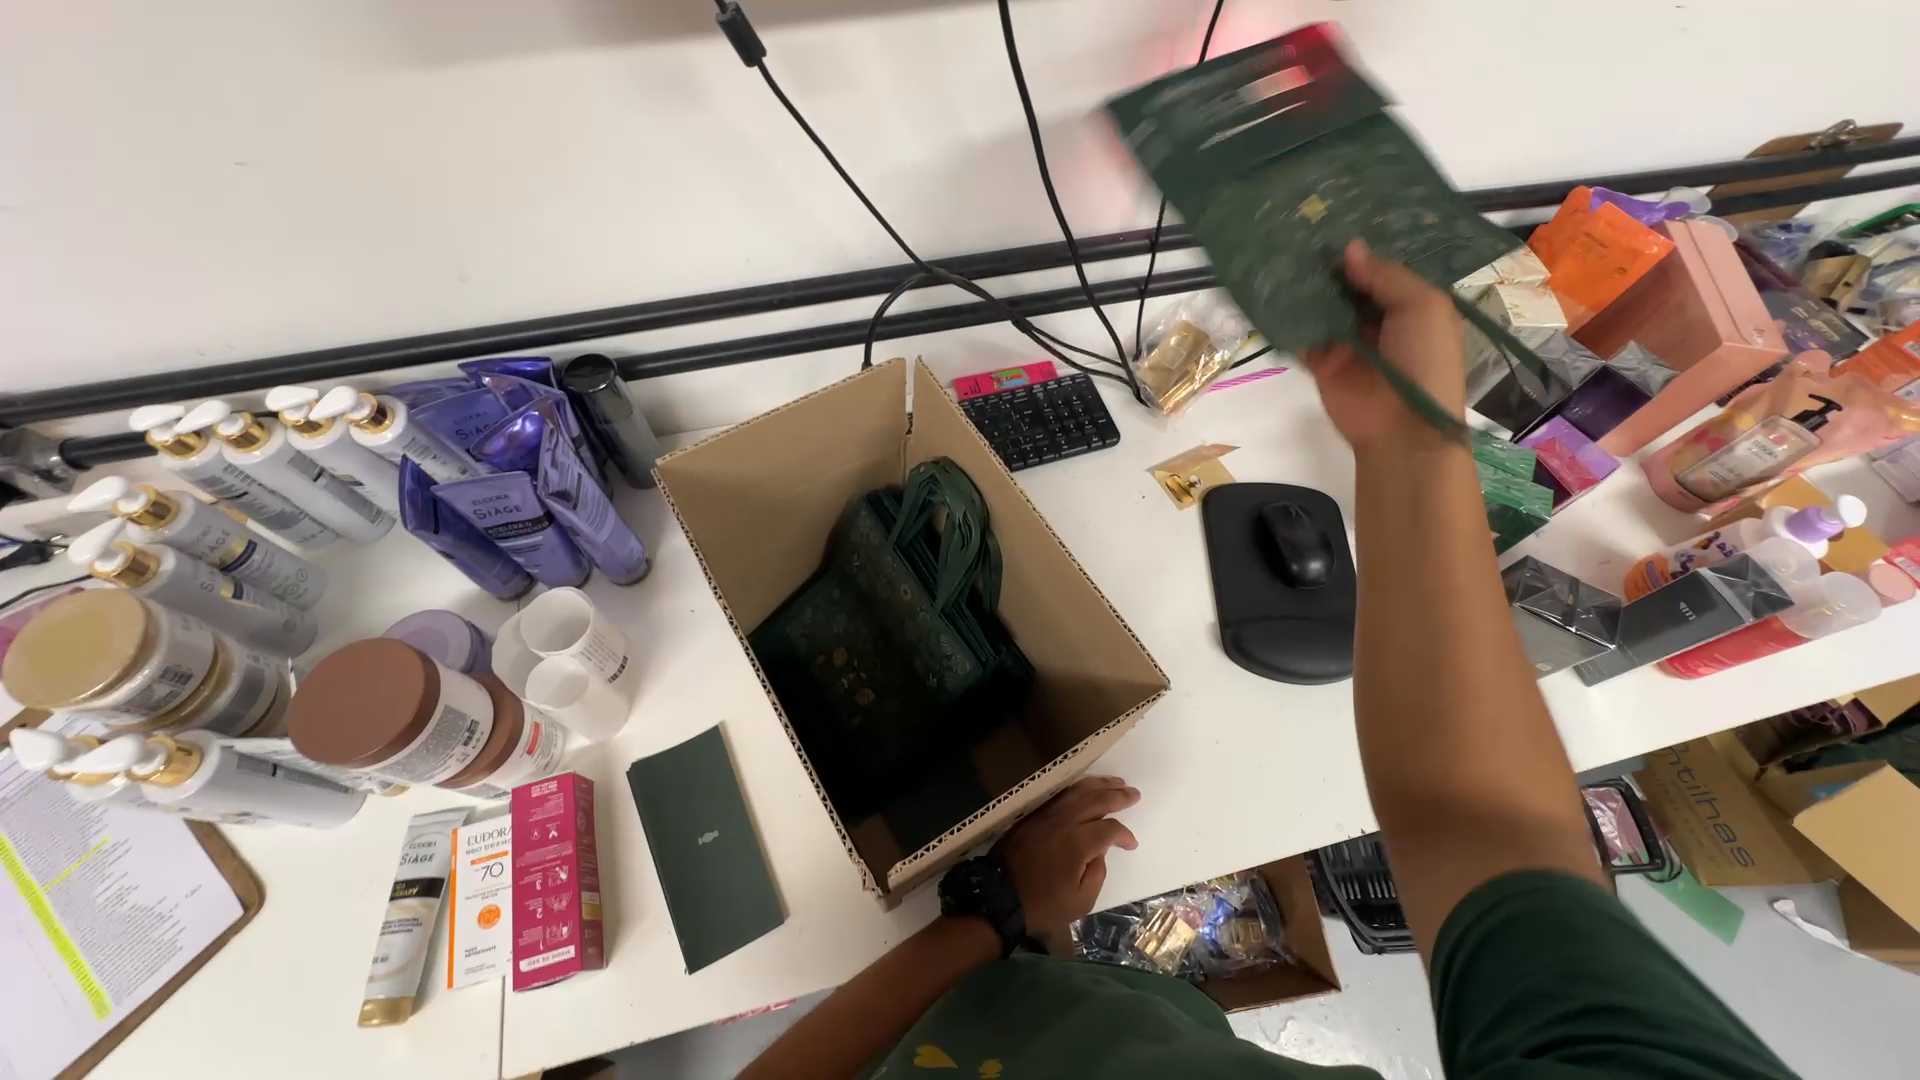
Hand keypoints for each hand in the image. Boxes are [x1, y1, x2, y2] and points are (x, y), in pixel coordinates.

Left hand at [994, 775, 1139, 937]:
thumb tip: (1099, 852)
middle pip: (1095, 799)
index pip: (1109, 829)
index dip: (1124, 835)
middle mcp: (1063, 821)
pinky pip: (1060, 794)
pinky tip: (1085, 789)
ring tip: (1116, 782)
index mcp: (1078, 843)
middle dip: (1118, 796)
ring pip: (1076, 790)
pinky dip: (1077, 788)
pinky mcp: (1033, 815)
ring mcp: (1046, 815)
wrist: (999, 897)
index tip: (1130, 844)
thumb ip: (1097, 873)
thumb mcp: (1080, 901)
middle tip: (1134, 794)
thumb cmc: (1042, 905)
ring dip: (1098, 784)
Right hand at [1301, 239, 1467, 453]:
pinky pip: (1301, 337)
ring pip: (1322, 307)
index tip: (1336, 222)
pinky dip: (1287, 320)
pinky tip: (1271, 295)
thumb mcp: (1422, 306)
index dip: (1363, 250)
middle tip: (1302, 233)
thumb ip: (1386, 276)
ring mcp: (1346, 341)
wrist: (1402, 426)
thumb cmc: (1425, 359)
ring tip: (1283, 256)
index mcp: (1410, 304)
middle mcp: (1377, 319)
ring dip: (1306, 288)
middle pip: (1348, 286)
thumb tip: (1349, 248)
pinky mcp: (1320, 362)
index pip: (1382, 270)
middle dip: (1329, 266)